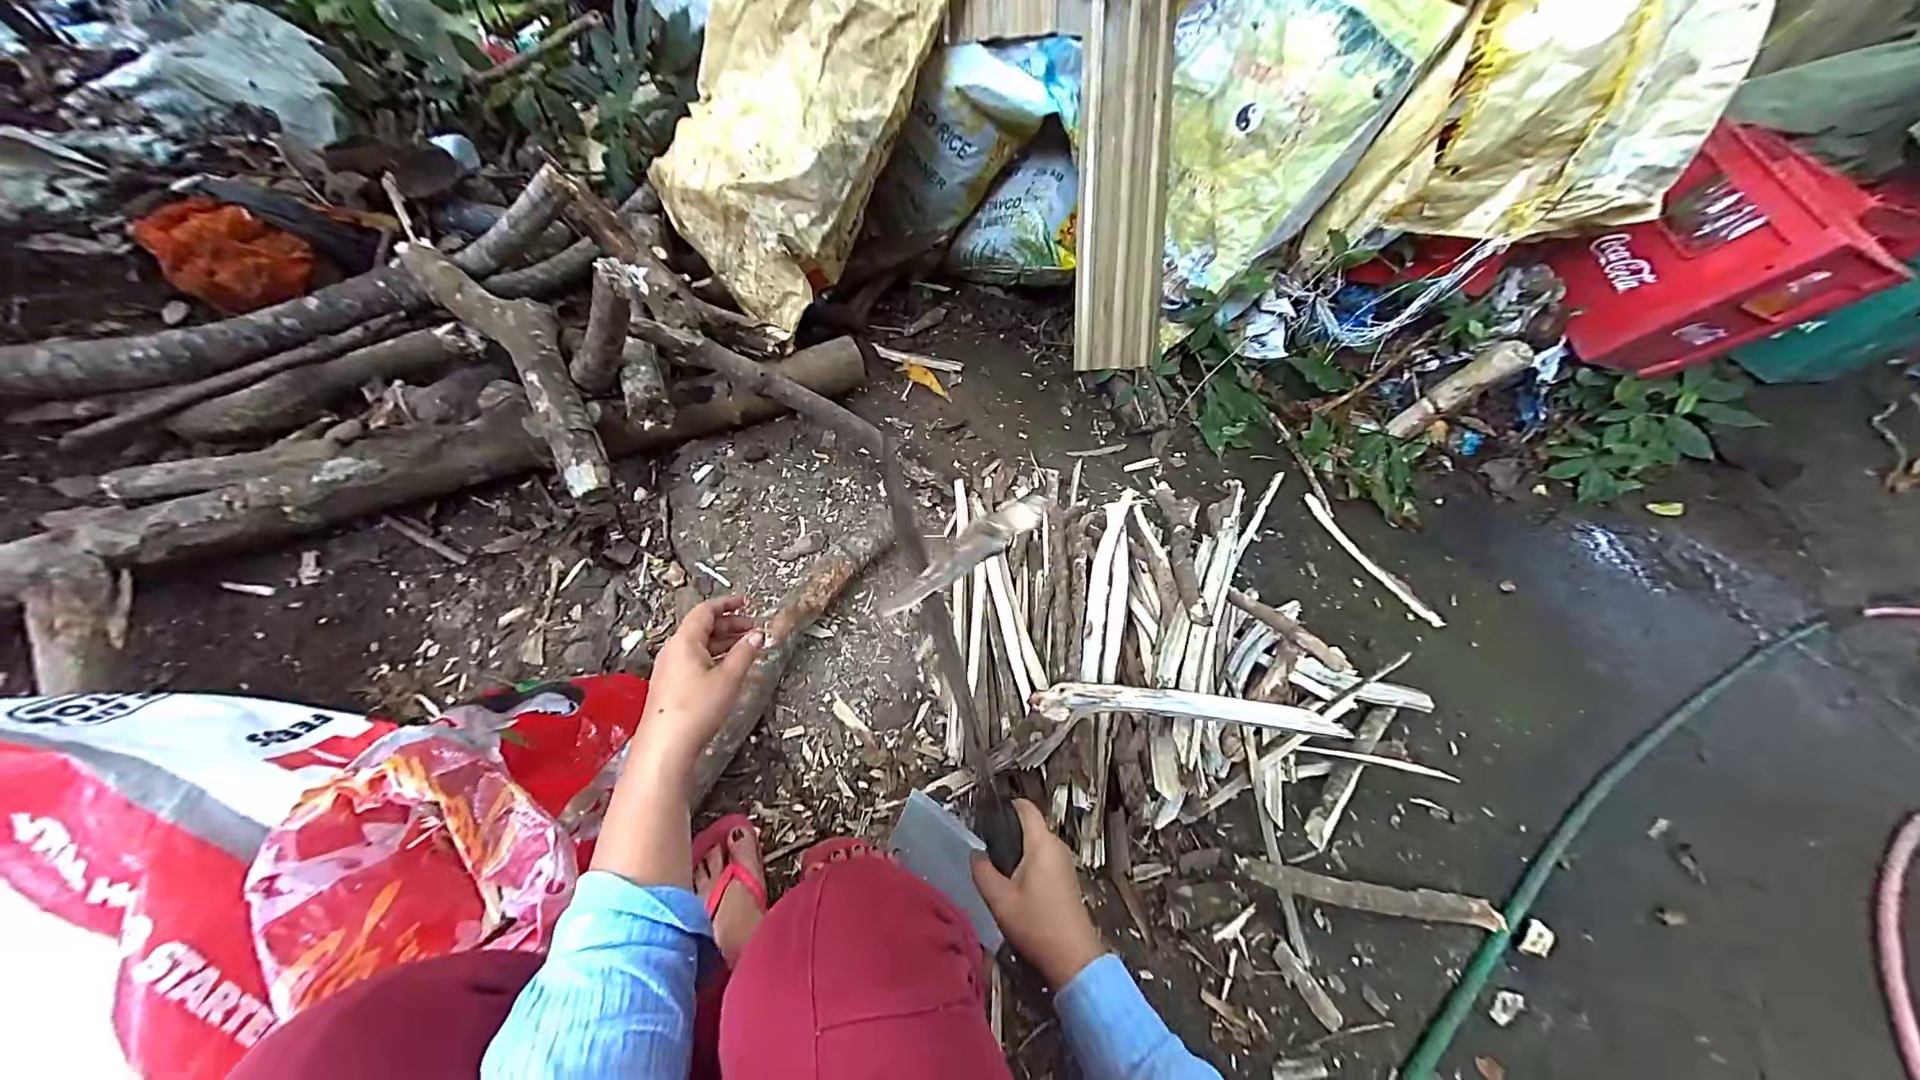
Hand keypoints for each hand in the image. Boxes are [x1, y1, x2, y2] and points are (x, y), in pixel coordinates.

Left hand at [631, 595, 763, 772]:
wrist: (665, 747)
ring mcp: (669, 669)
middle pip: (702, 627)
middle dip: (729, 624)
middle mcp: (673, 651)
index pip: (705, 611)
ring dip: (723, 642)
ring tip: (746, 647)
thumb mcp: (729, 677)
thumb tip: (757, 635)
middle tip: (752, 627)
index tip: (744, 602)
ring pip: (699, 645)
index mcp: (684, 641)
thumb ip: (745, 652)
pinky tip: (729, 668)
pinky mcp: (670, 686)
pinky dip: (714, 657)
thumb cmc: (694, 710)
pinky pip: (694, 661)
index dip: (726, 603)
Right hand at [971, 798, 1103, 988]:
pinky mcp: (1068, 879)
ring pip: (1037, 844)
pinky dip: (1030, 864)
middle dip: (1010, 832)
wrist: (1073, 959)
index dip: (1007, 805)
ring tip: (999, 869)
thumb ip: (982, 871)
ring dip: (1019, 851)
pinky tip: (1017, 886)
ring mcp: (1065, 863)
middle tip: (988, 849)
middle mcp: (1057, 846)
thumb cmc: (1037, 925)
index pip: (1026, 807)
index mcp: (1041, 843)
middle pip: (1031, 826)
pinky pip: (1045, 858)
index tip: (989, 814)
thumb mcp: (999, 900)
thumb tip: (976, 854)